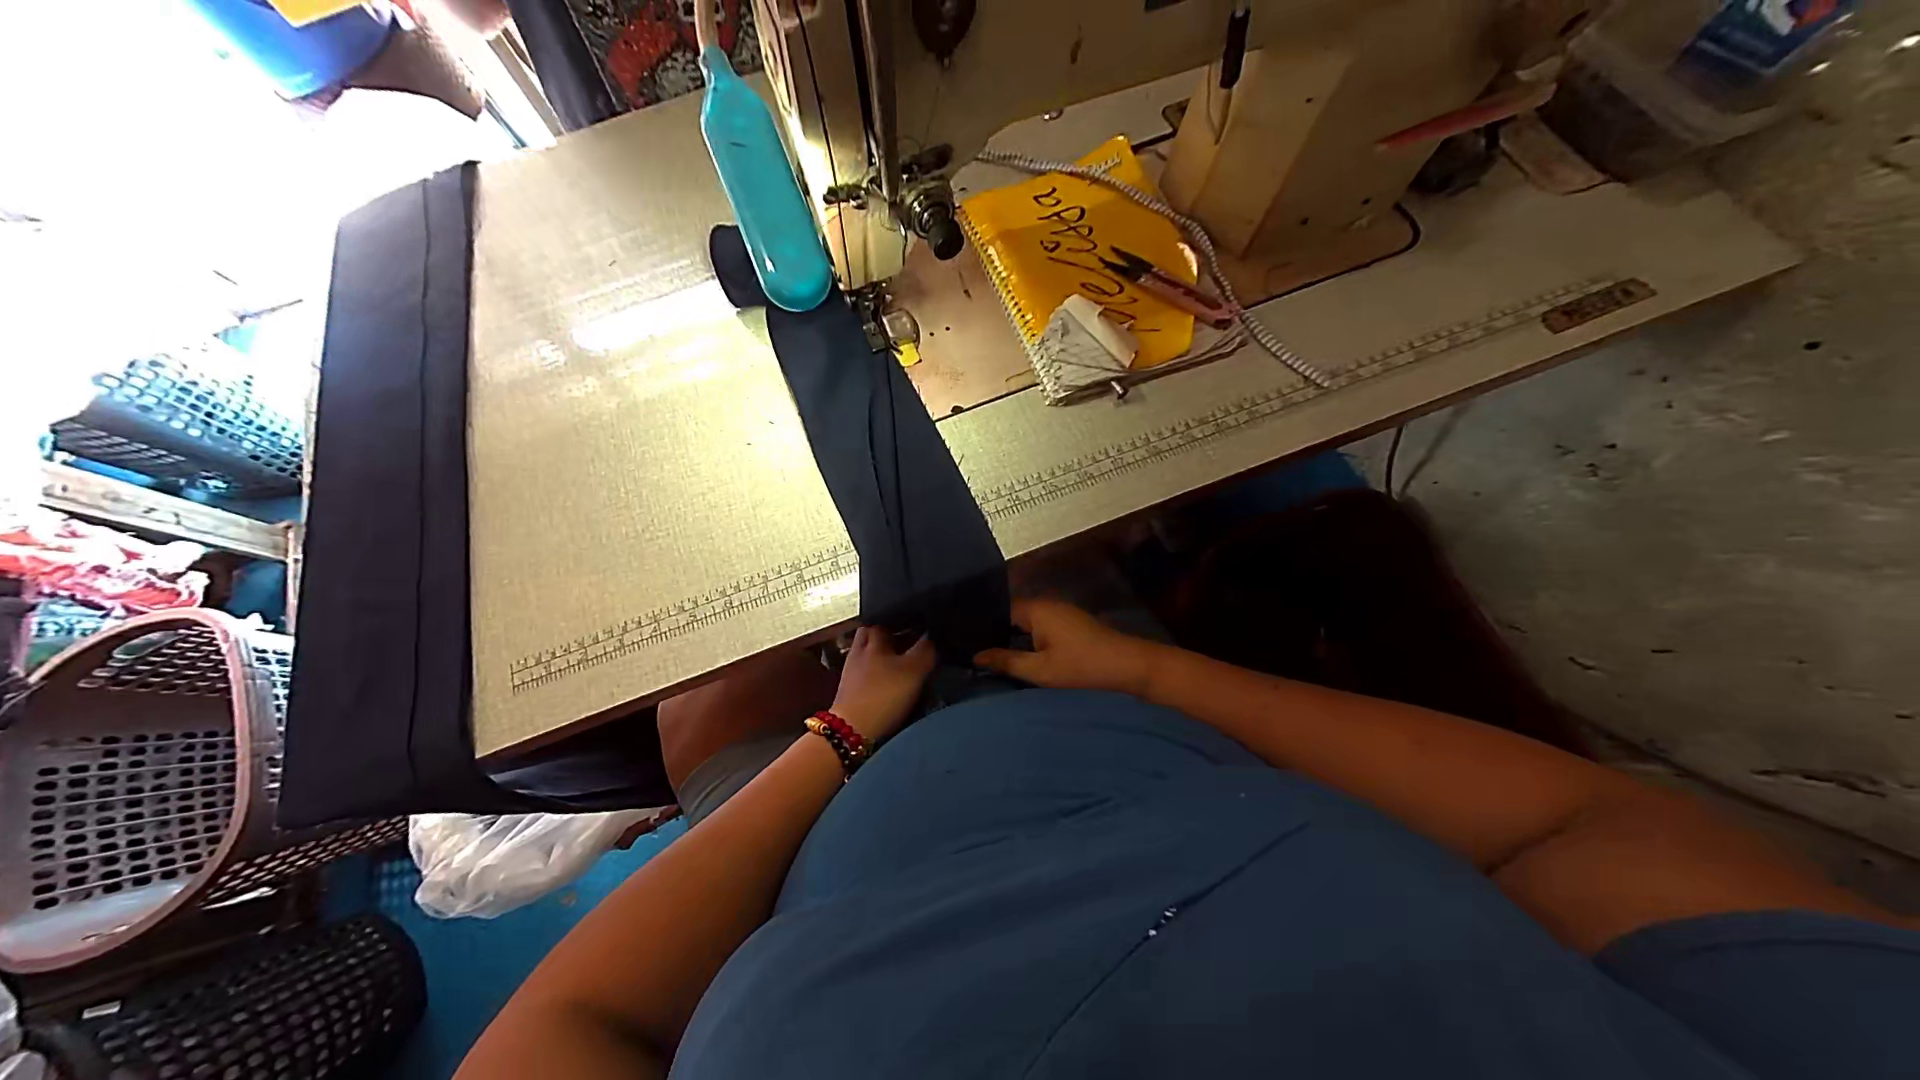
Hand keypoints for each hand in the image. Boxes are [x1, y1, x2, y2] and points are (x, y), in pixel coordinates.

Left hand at [830, 627, 936, 741]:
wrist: (851, 731)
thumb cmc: (883, 695)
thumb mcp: (914, 670)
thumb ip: (926, 649)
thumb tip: (933, 634)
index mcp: (873, 638)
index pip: (888, 618)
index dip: (905, 618)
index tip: (921, 622)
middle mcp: (860, 649)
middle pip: (876, 633)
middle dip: (892, 634)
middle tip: (912, 639)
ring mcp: (852, 670)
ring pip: (870, 652)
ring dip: (885, 653)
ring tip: (904, 660)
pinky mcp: (850, 690)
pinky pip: (866, 671)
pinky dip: (879, 671)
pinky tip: (891, 680)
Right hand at [974, 598, 1162, 697]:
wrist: (1129, 667)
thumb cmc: (1082, 667)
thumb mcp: (1040, 670)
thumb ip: (1006, 661)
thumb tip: (976, 656)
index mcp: (1036, 608)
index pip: (998, 609)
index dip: (980, 624)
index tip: (962, 639)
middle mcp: (1046, 603)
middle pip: (1011, 614)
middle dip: (994, 631)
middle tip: (970, 650)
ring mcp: (1060, 612)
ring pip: (1025, 622)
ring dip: (1011, 637)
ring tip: (988, 654)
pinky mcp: (1069, 624)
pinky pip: (1038, 627)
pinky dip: (1027, 639)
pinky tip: (1018, 655)